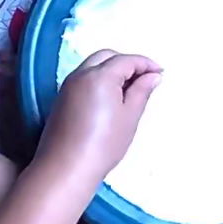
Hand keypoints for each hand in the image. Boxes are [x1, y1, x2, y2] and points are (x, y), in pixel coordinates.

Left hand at [36, 50, 162, 180]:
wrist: (66, 166)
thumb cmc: (104, 144)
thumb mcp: (129, 117)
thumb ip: (141, 91)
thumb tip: (153, 75)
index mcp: (99, 75)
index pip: (126, 60)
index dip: (145, 64)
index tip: (160, 72)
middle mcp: (80, 74)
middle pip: (106, 56)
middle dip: (127, 62)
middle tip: (145, 79)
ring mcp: (68, 85)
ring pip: (92, 65)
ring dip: (111, 70)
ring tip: (130, 89)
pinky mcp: (61, 97)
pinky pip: (83, 78)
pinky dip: (99, 79)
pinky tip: (110, 98)